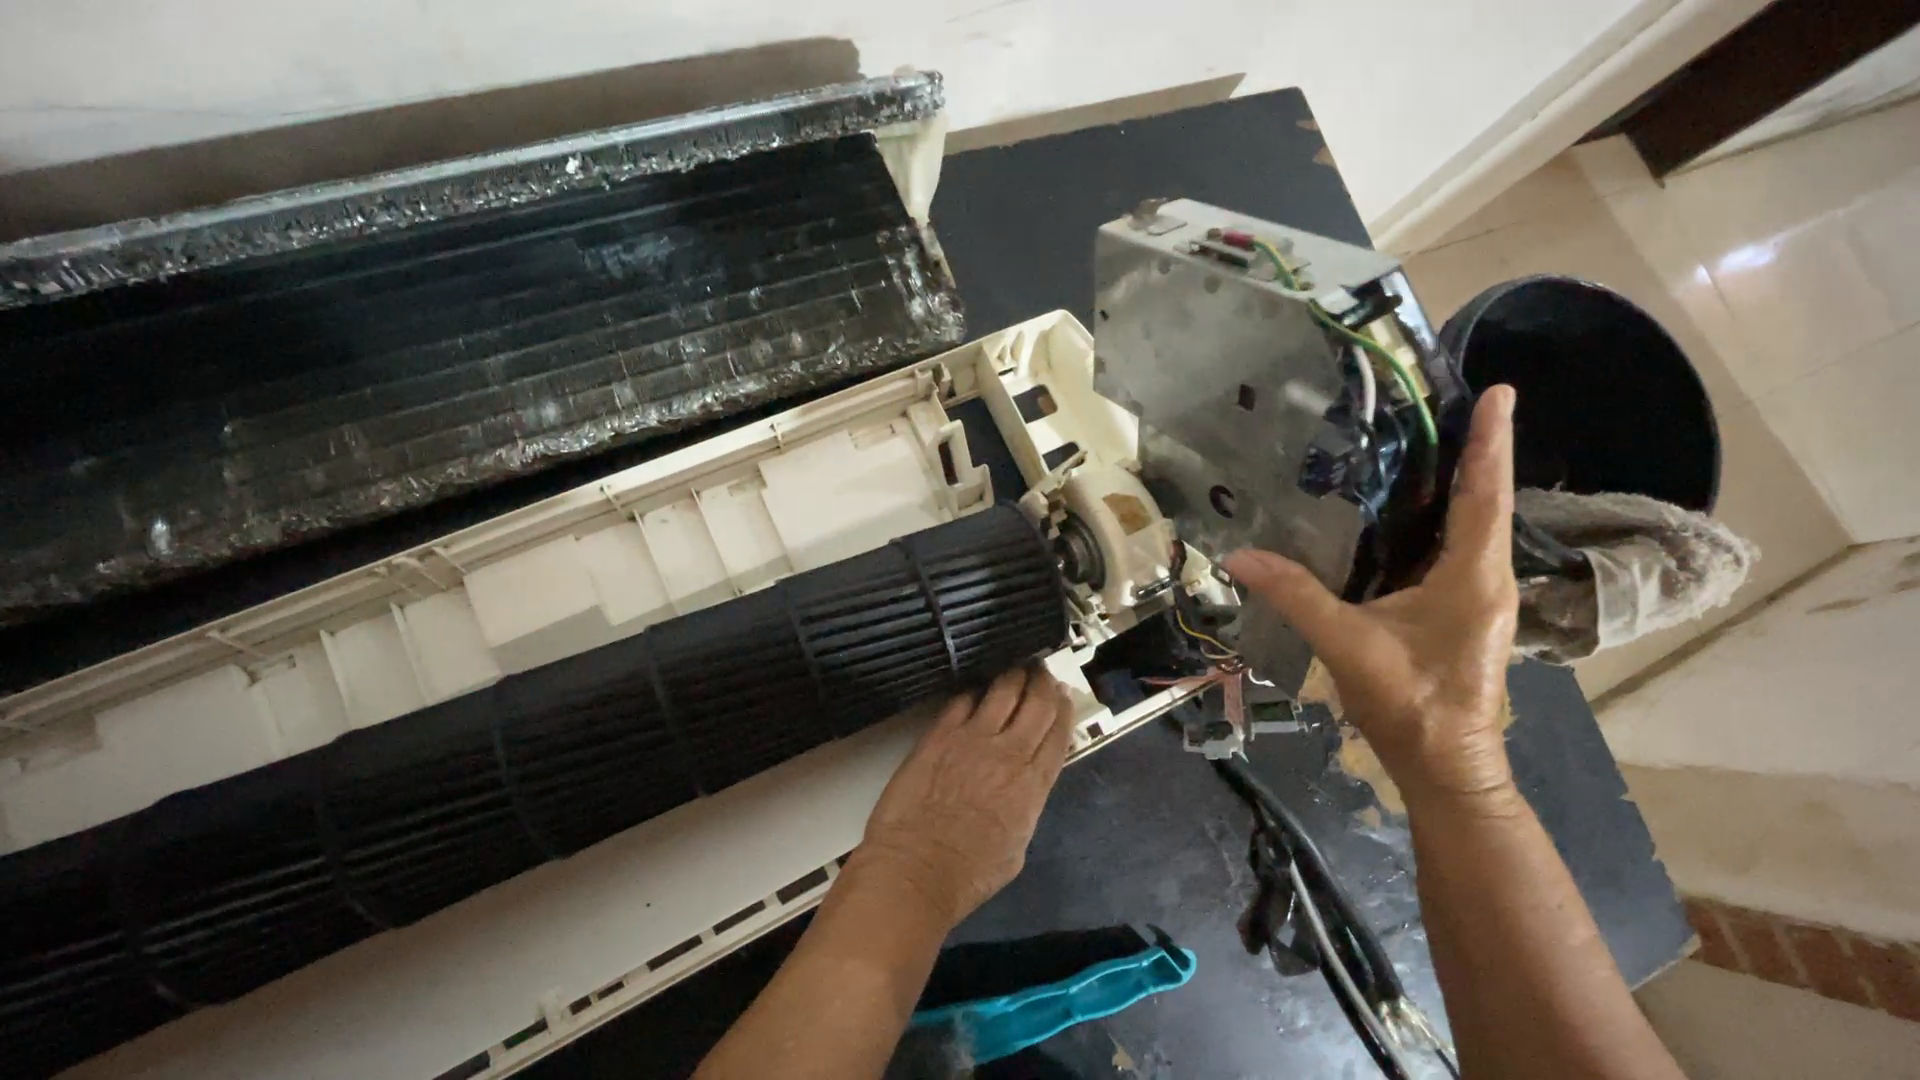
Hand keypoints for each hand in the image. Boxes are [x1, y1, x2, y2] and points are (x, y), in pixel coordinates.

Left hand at [850, 665, 1075, 929]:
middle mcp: (1010, 752)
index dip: (1065, 708)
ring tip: (1016, 666)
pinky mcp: (939, 734)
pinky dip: (973, 689)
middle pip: (1037, 703)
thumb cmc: (967, 875)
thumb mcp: (1016, 847)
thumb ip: (1025, 806)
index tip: (1065, 693)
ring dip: (1014, 675)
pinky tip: (974, 686)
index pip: (1059, 734)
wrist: (915, 869)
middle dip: (1043, 681)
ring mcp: (973, 738)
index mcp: (1033, 785)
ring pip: (1003, 690)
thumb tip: (1023, 786)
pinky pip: (962, 700)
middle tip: (1042, 669)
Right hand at [1224, 386, 1521, 808]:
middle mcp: (1488, 577)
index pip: (1484, 494)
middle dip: (1477, 452)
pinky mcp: (1466, 612)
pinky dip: (1445, 518)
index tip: (1499, 391)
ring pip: (1477, 525)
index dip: (1490, 441)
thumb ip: (1296, 595)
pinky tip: (1414, 511)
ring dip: (1464, 484)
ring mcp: (1482, 596)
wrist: (1446, 765)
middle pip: (1487, 501)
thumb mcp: (1346, 644)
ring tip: (1436, 443)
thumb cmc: (1409, 703)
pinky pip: (1461, 549)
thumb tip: (1240, 556)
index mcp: (1473, 575)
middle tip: (1458, 403)